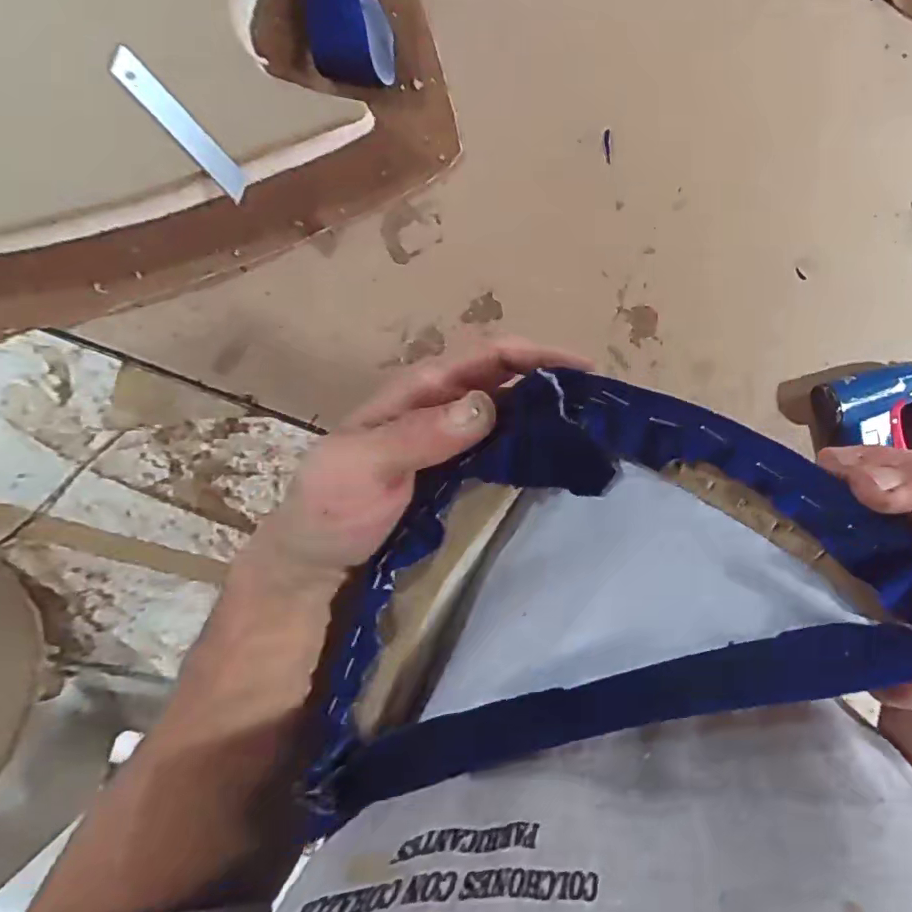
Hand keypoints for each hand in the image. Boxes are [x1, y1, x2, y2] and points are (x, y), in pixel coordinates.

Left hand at [237, 337, 591, 589]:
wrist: (313, 558)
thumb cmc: (331, 509)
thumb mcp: (363, 466)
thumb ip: (421, 435)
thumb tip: (488, 404)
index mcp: (419, 390)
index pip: (486, 356)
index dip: (535, 354)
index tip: (581, 367)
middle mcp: (441, 403)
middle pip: (505, 375)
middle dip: (551, 375)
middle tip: (597, 394)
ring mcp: (451, 434)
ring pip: (509, 405)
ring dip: (548, 404)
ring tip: (588, 417)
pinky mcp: (459, 464)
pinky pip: (504, 439)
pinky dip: (533, 435)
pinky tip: (555, 447)